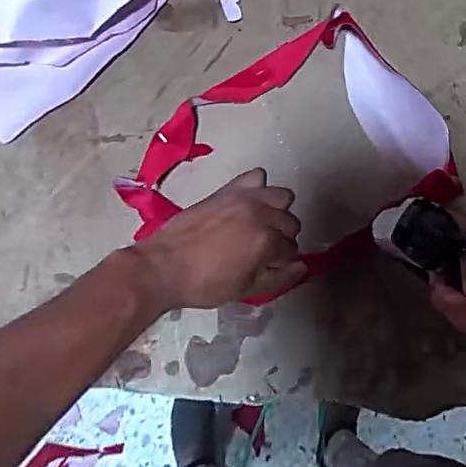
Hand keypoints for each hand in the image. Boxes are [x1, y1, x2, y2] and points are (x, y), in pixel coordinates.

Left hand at [124, 168, 305, 310]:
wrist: (162, 267)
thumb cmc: (205, 284)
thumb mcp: (246, 289)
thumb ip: (280, 278)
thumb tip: (303, 267)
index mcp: (266, 241)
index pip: (292, 249)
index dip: (282, 262)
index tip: (268, 267)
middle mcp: (261, 214)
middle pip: (291, 223)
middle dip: (282, 238)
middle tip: (263, 250)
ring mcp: (245, 198)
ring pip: (282, 196)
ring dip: (277, 211)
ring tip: (261, 224)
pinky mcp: (228, 190)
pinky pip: (256, 176)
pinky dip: (258, 188)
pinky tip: (248, 203)